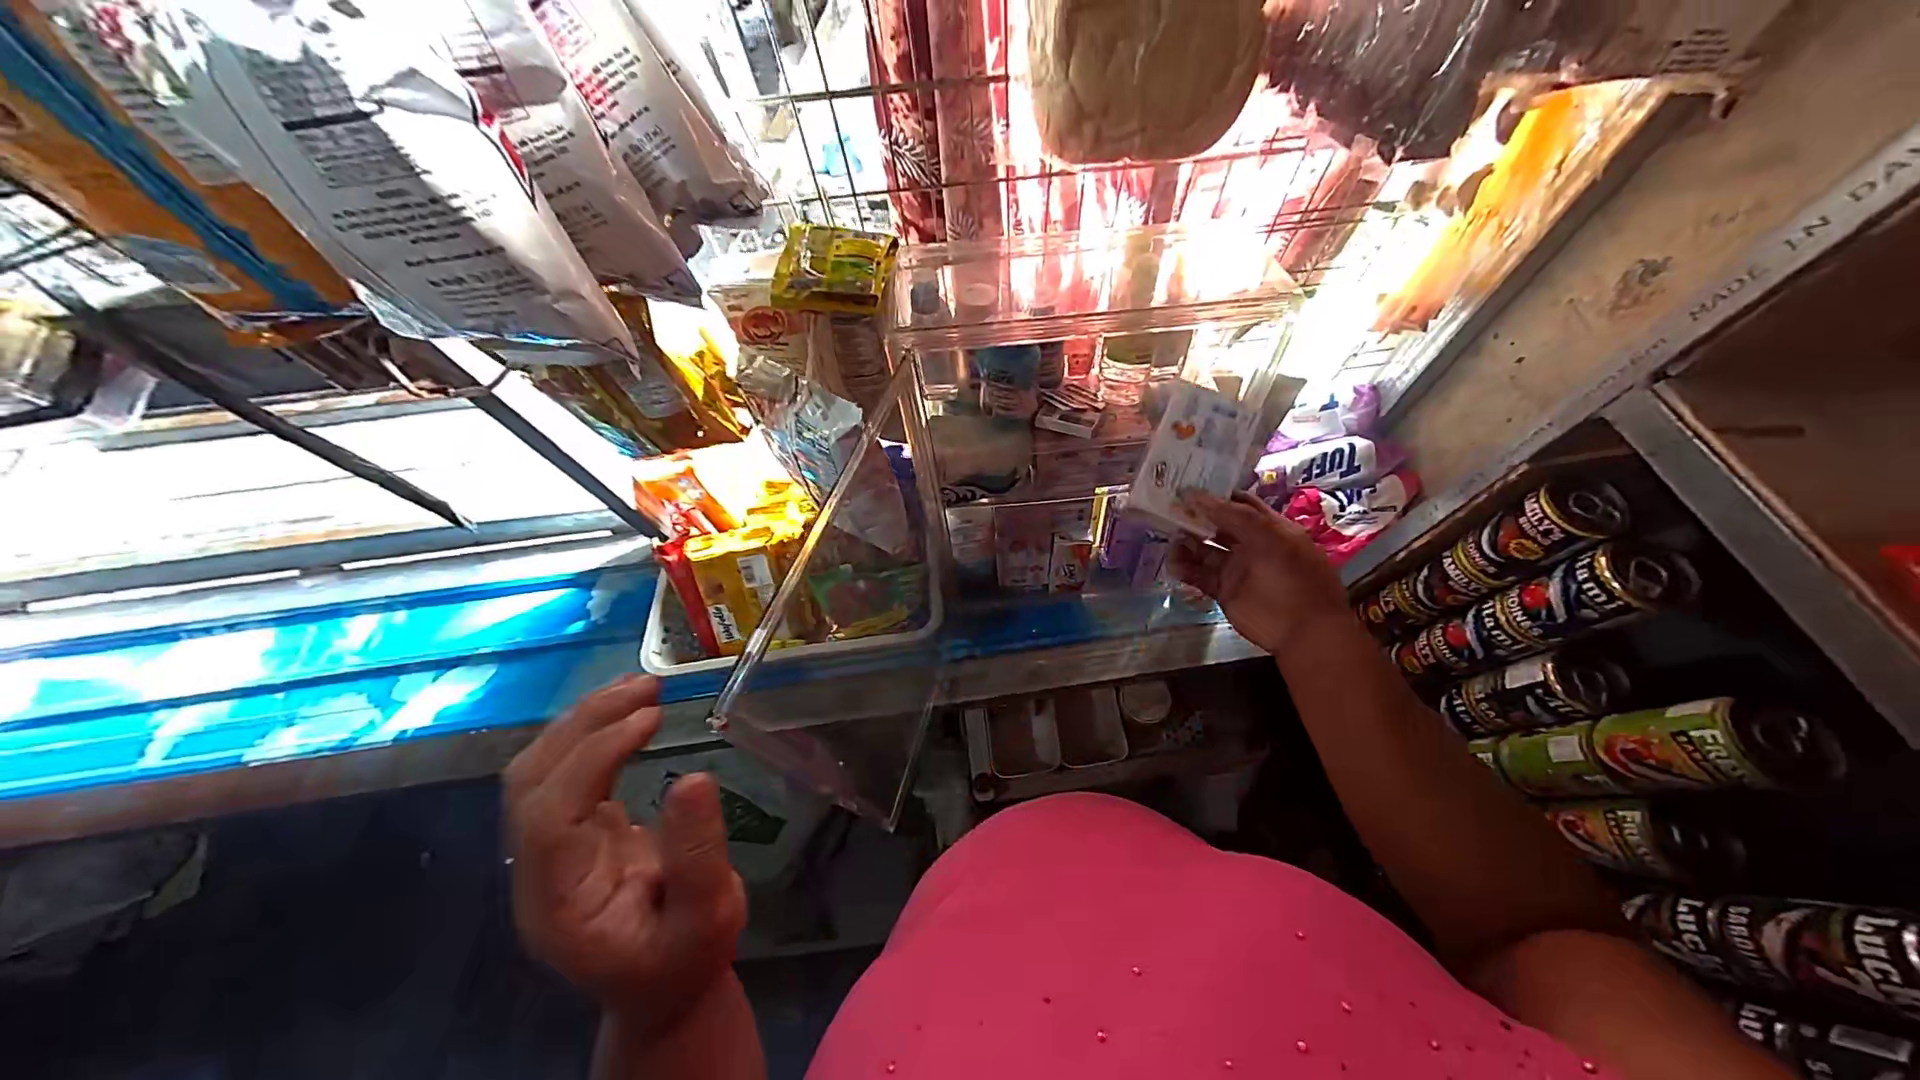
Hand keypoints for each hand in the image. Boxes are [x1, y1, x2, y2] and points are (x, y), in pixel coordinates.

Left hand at [504, 675, 745, 1030]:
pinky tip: (631, 713)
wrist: (666, 988)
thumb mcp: (710, 916)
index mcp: (557, 902)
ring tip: (642, 686)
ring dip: (586, 720)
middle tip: (647, 686)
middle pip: (530, 782)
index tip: (651, 718)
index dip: (592, 758)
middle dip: (584, 724)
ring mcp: (549, 851)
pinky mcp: (571, 834)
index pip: (549, 814)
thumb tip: (693, 776)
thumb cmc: (688, 960)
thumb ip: (699, 855)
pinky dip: (595, 734)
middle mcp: (537, 870)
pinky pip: (566, 773)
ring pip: (540, 770)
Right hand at [1171, 490, 1354, 655]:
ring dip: (1187, 544)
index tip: (1187, 489)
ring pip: (1205, 551)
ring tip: (1172, 543)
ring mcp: (1237, 569)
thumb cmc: (1292, 578)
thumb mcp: (1270, 538)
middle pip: (1217, 526)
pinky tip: (1175, 566)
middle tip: (1169, 512)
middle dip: (1194, 519)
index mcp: (1268, 528)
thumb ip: (1235, 515)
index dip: (1215, 495)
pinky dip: (1185, 570)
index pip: (1238, 504)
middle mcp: (1251, 545)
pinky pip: (1200, 575)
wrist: (1304, 631)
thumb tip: (1197, 497)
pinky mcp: (1225, 591)